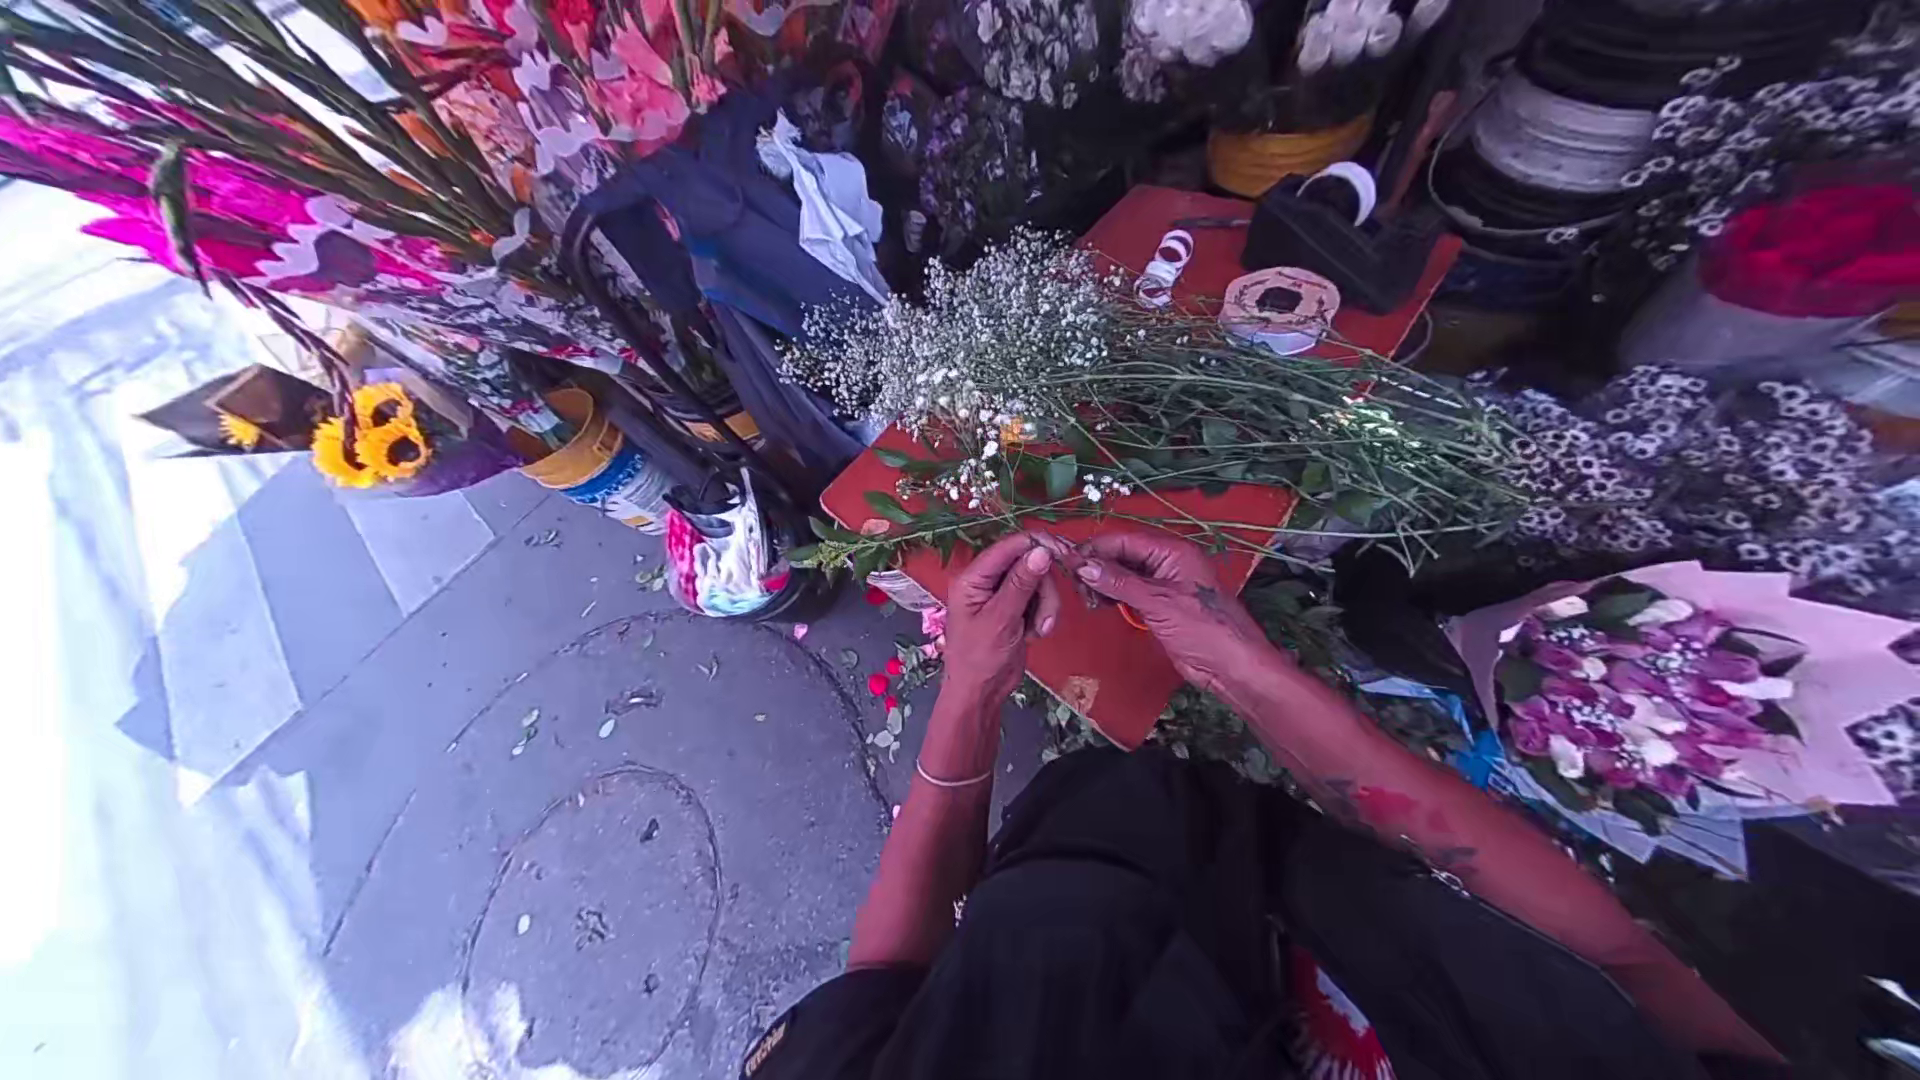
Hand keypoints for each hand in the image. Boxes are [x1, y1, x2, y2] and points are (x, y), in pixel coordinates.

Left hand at [941, 531, 1062, 706]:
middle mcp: (986, 581)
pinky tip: (1034, 634)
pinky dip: (1043, 615)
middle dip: (1043, 589)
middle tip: (1044, 617)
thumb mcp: (1001, 620)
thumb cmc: (979, 659)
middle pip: (1028, 564)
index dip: (1036, 546)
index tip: (1063, 552)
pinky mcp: (1016, 609)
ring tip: (1038, 630)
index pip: (1008, 547)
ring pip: (1038, 583)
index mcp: (973, 578)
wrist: (980, 694)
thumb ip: (1021, 584)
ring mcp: (1002, 595)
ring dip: (1045, 606)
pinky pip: (1039, 600)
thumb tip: (1041, 551)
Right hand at [1068, 530, 1278, 695]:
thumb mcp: (1158, 603)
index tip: (1069, 562)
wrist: (1233, 668)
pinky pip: (1130, 591)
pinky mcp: (1159, 604)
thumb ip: (1119, 583)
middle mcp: (1167, 562)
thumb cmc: (1204, 630)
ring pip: (1124, 573)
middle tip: (1076, 584)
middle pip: (1123, 554)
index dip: (1096, 549)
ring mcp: (1163, 584)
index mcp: (1173, 552)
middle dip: (1098, 566)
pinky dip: (1113, 596)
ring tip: (1087, 597)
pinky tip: (1099, 604)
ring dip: (1103, 582)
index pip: (1125, 540)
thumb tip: (1083, 566)